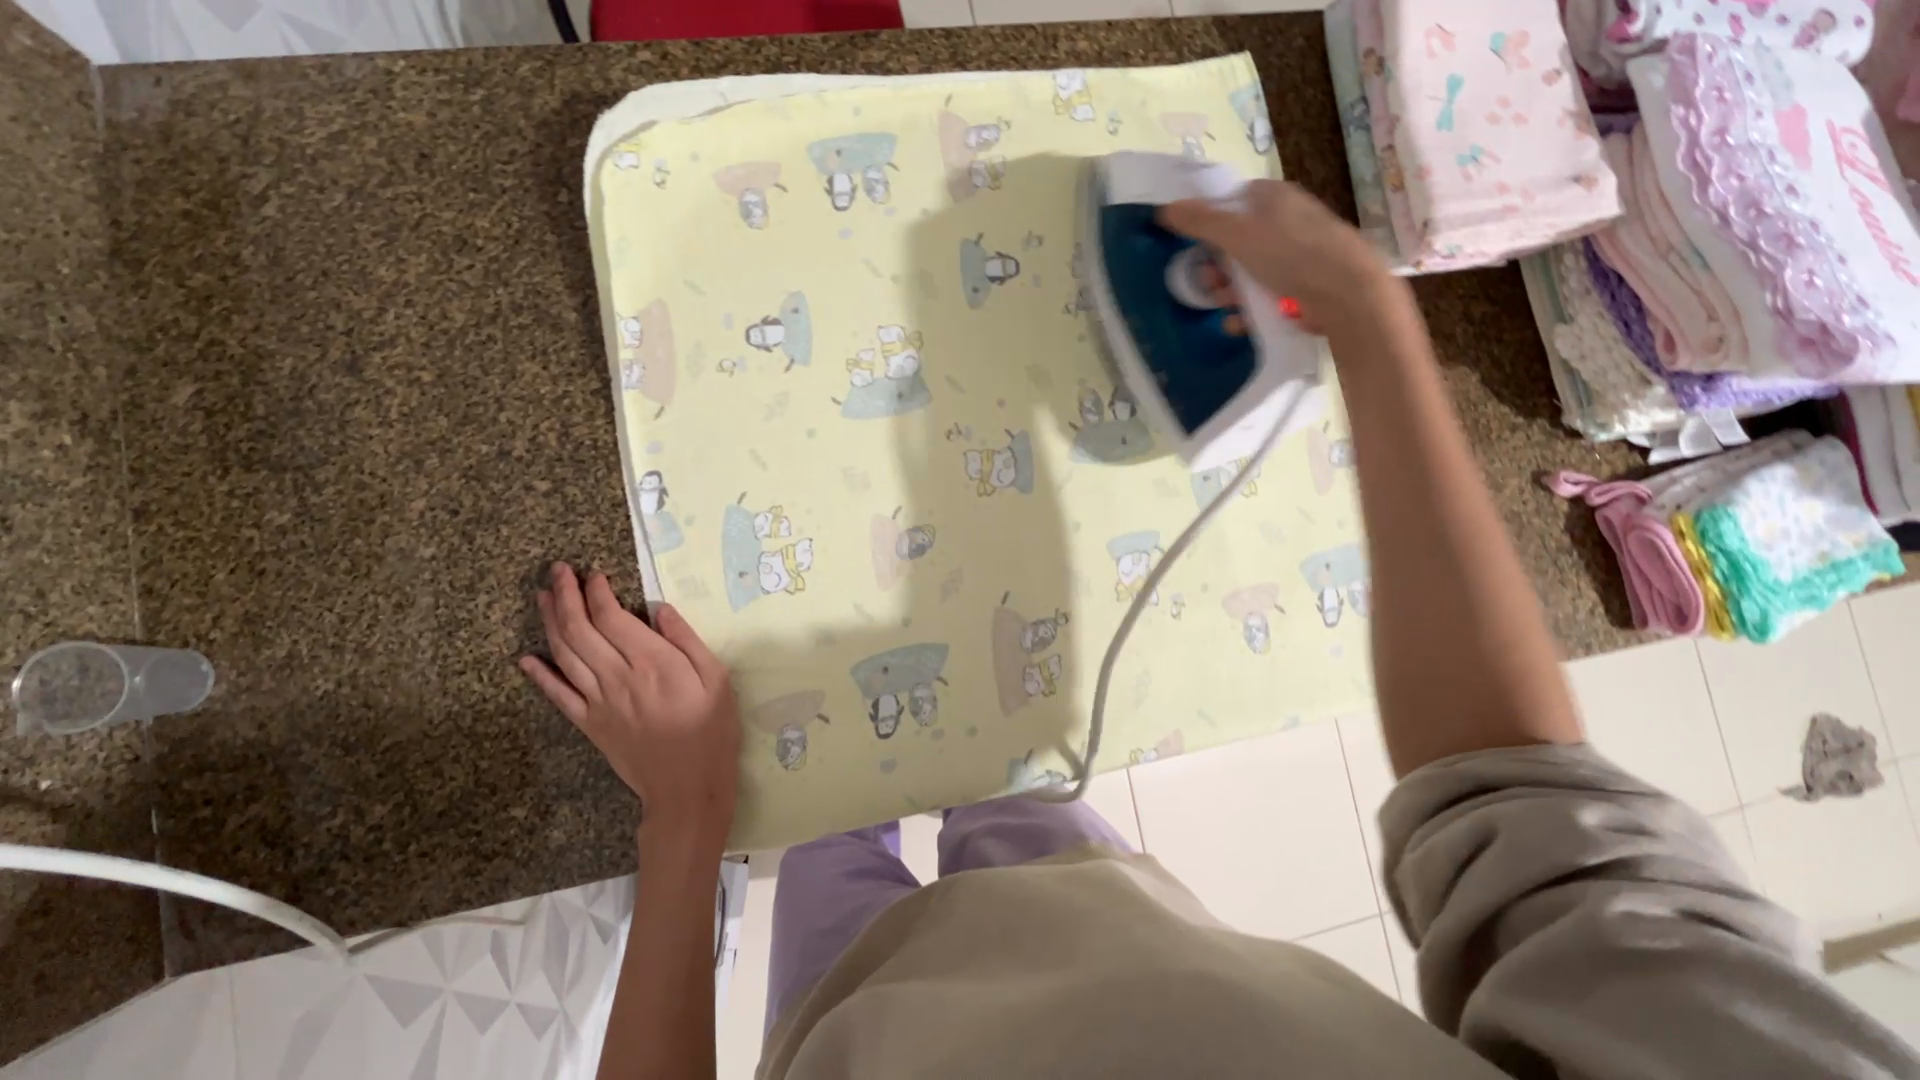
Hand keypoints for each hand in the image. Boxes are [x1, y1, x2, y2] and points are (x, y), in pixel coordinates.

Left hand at [519, 562, 740, 846]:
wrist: (688, 789)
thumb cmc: (712, 732)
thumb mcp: (718, 680)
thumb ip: (687, 641)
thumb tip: (660, 608)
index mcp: (653, 663)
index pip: (612, 617)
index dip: (597, 592)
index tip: (594, 574)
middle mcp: (618, 677)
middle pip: (580, 630)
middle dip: (565, 596)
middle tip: (557, 571)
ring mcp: (598, 702)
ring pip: (565, 655)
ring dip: (550, 623)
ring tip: (542, 597)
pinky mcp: (590, 724)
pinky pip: (557, 696)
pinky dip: (539, 675)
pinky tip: (526, 658)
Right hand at [1159, 180, 1408, 334]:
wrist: (1346, 293)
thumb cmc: (1290, 253)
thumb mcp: (1237, 233)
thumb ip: (1200, 221)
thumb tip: (1165, 208)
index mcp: (1274, 197)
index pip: (1233, 200)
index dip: (1209, 219)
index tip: (1192, 243)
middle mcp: (1287, 221)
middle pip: (1237, 241)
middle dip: (1216, 265)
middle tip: (1205, 282)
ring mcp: (1297, 256)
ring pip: (1250, 272)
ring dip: (1229, 291)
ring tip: (1222, 305)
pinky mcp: (1304, 287)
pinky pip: (1266, 295)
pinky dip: (1250, 308)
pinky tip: (1239, 322)